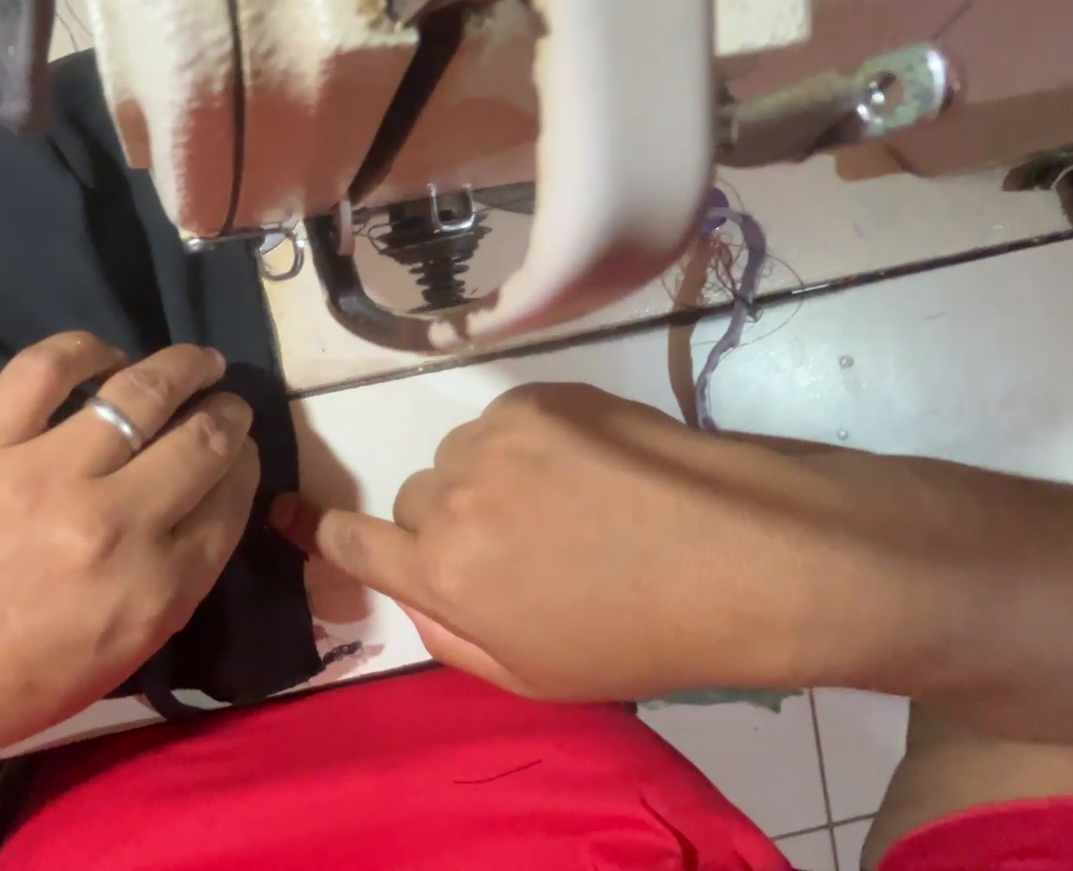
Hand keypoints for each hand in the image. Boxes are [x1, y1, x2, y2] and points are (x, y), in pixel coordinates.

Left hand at [0, 332, 258, 763]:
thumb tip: (217, 489)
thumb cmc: (27, 678)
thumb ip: (186, 568)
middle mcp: (114, 524)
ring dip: (185, 366)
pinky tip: (107, 356)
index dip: (245, 463)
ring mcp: (46, 476)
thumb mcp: (134, 646)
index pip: (231, 497)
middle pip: (203, 440)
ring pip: (141, 392)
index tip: (240, 451)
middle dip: (230, 414)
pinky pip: (45, 368)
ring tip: (198, 362)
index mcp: (157, 586)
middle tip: (228, 405)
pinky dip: (86, 349)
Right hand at [282, 383, 905, 702]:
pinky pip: (501, 425)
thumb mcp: (537, 676)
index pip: (349, 539)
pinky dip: (526, 446)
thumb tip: (409, 589)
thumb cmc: (648, 637)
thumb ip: (449, 636)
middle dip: (444, 524)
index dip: (325, 533)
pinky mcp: (537, 397)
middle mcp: (451, 495)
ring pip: (456, 459)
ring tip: (567, 505)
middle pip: (411, 500)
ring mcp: (494, 437)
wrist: (758, 557)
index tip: (313, 524)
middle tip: (518, 547)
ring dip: (486, 481)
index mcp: (445, 573)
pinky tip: (588, 469)